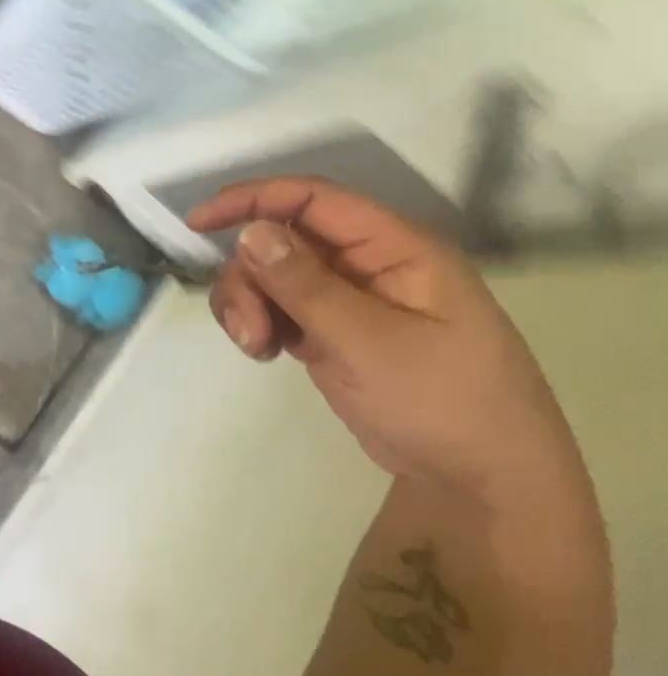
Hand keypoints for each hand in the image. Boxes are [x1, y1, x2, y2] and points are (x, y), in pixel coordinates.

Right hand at [188, 178, 580, 504]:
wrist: (477, 476)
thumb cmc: (441, 401)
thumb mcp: (369, 342)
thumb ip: (305, 284)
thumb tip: (250, 230)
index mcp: (396, 250)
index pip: (314, 199)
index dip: (254, 199)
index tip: (198, 224)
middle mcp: (368, 264)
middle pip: (279, 241)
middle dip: (247, 278)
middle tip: (247, 329)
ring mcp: (348, 299)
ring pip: (268, 275)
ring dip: (247, 305)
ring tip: (258, 348)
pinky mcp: (329, 329)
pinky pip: (274, 306)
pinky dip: (257, 324)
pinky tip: (266, 354)